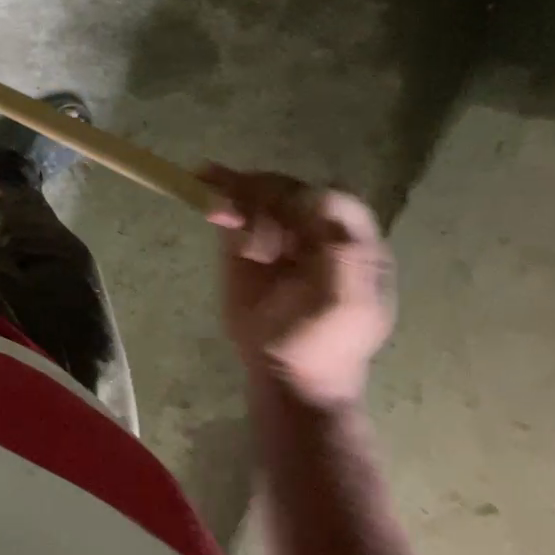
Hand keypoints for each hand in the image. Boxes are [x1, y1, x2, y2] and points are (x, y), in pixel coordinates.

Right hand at [200, 165, 394, 408]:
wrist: (286, 372)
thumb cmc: (322, 342)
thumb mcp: (347, 305)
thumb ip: (344, 255)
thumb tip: (321, 205)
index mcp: (350, 242)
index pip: (333, 200)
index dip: (305, 199)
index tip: (279, 213)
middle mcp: (316, 230)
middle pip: (292, 191)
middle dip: (265, 195)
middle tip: (240, 217)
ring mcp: (278, 233)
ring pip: (260, 193)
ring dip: (238, 192)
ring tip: (219, 212)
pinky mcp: (245, 240)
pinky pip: (234, 209)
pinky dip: (220, 194)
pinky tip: (203, 182)